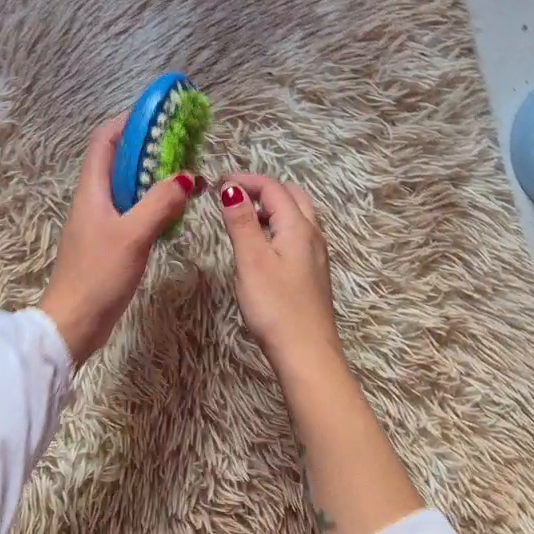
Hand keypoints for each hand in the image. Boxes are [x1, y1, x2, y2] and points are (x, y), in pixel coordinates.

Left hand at [37, 116, 199, 364]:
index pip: (104, 141)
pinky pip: (132, 211)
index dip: (128, 122)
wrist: (73, 323)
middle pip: (118, 161)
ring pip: (127, 187)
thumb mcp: (132, 236)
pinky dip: (153, 203)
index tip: (158, 114)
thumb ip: (160, 204)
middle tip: (181, 142)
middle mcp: (93, 201)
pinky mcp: (108, 243)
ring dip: (153, 177)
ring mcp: (100, 223)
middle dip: (148, 148)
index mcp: (91, 191)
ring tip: (185, 172)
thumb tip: (186, 177)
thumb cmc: (97, 276)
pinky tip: (174, 211)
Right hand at [216, 174, 345, 382]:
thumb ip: (241, 221)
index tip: (217, 183)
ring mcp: (315, 255)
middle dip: (262, 188)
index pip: (273, 188)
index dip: (246, 180)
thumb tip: (231, 188)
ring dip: (271, 207)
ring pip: (296, 216)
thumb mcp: (251, 260)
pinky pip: (296, 236)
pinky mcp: (312, 273)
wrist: (306, 352)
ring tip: (242, 218)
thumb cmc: (275, 306)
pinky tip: (261, 247)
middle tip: (232, 194)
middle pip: (291, 196)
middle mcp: (312, 235)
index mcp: (298, 227)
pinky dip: (277, 227)